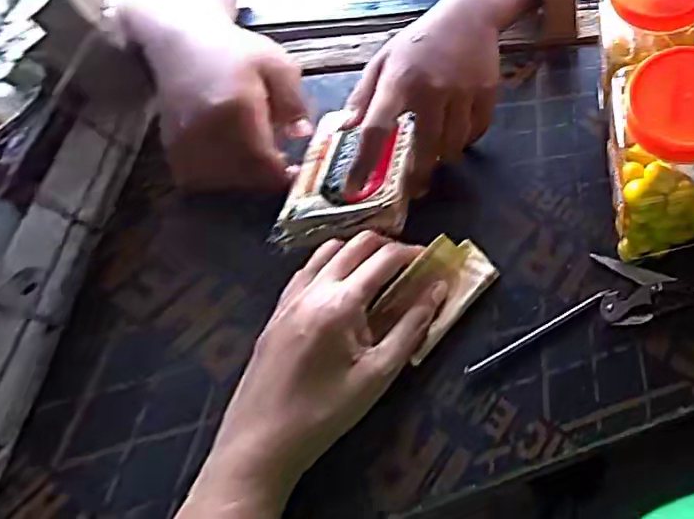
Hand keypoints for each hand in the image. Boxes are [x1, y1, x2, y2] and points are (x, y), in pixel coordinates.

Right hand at [153, 24, 311, 192]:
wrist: (184, 43)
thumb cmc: (238, 51)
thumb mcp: (280, 67)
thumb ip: (293, 102)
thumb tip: (301, 135)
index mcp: (236, 110)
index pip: (259, 159)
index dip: (280, 174)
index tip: (299, 173)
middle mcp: (204, 131)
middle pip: (238, 175)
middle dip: (264, 178)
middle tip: (285, 168)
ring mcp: (182, 140)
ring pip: (215, 180)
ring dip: (241, 180)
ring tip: (262, 163)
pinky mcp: (169, 144)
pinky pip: (194, 176)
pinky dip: (217, 176)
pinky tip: (236, 160)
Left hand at [188, 234, 445, 511]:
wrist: (255, 452)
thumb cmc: (322, 415)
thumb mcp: (378, 375)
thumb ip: (412, 327)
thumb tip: (437, 289)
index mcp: (340, 303)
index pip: (386, 257)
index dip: (414, 253)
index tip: (431, 261)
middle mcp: (313, 291)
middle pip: (358, 243)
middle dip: (389, 245)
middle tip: (408, 264)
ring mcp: (290, 299)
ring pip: (330, 249)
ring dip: (358, 250)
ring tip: (376, 271)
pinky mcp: (275, 313)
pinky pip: (307, 269)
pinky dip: (331, 264)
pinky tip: (341, 289)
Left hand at [344, 2, 499, 196]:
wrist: (470, 16)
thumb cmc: (421, 38)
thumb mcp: (385, 58)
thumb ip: (364, 93)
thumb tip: (347, 128)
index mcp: (399, 81)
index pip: (376, 129)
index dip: (364, 162)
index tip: (355, 188)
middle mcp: (431, 89)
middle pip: (424, 147)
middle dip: (417, 175)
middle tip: (413, 189)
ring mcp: (463, 92)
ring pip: (454, 143)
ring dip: (444, 157)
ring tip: (437, 159)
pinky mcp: (487, 93)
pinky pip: (478, 130)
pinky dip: (467, 139)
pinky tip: (459, 136)